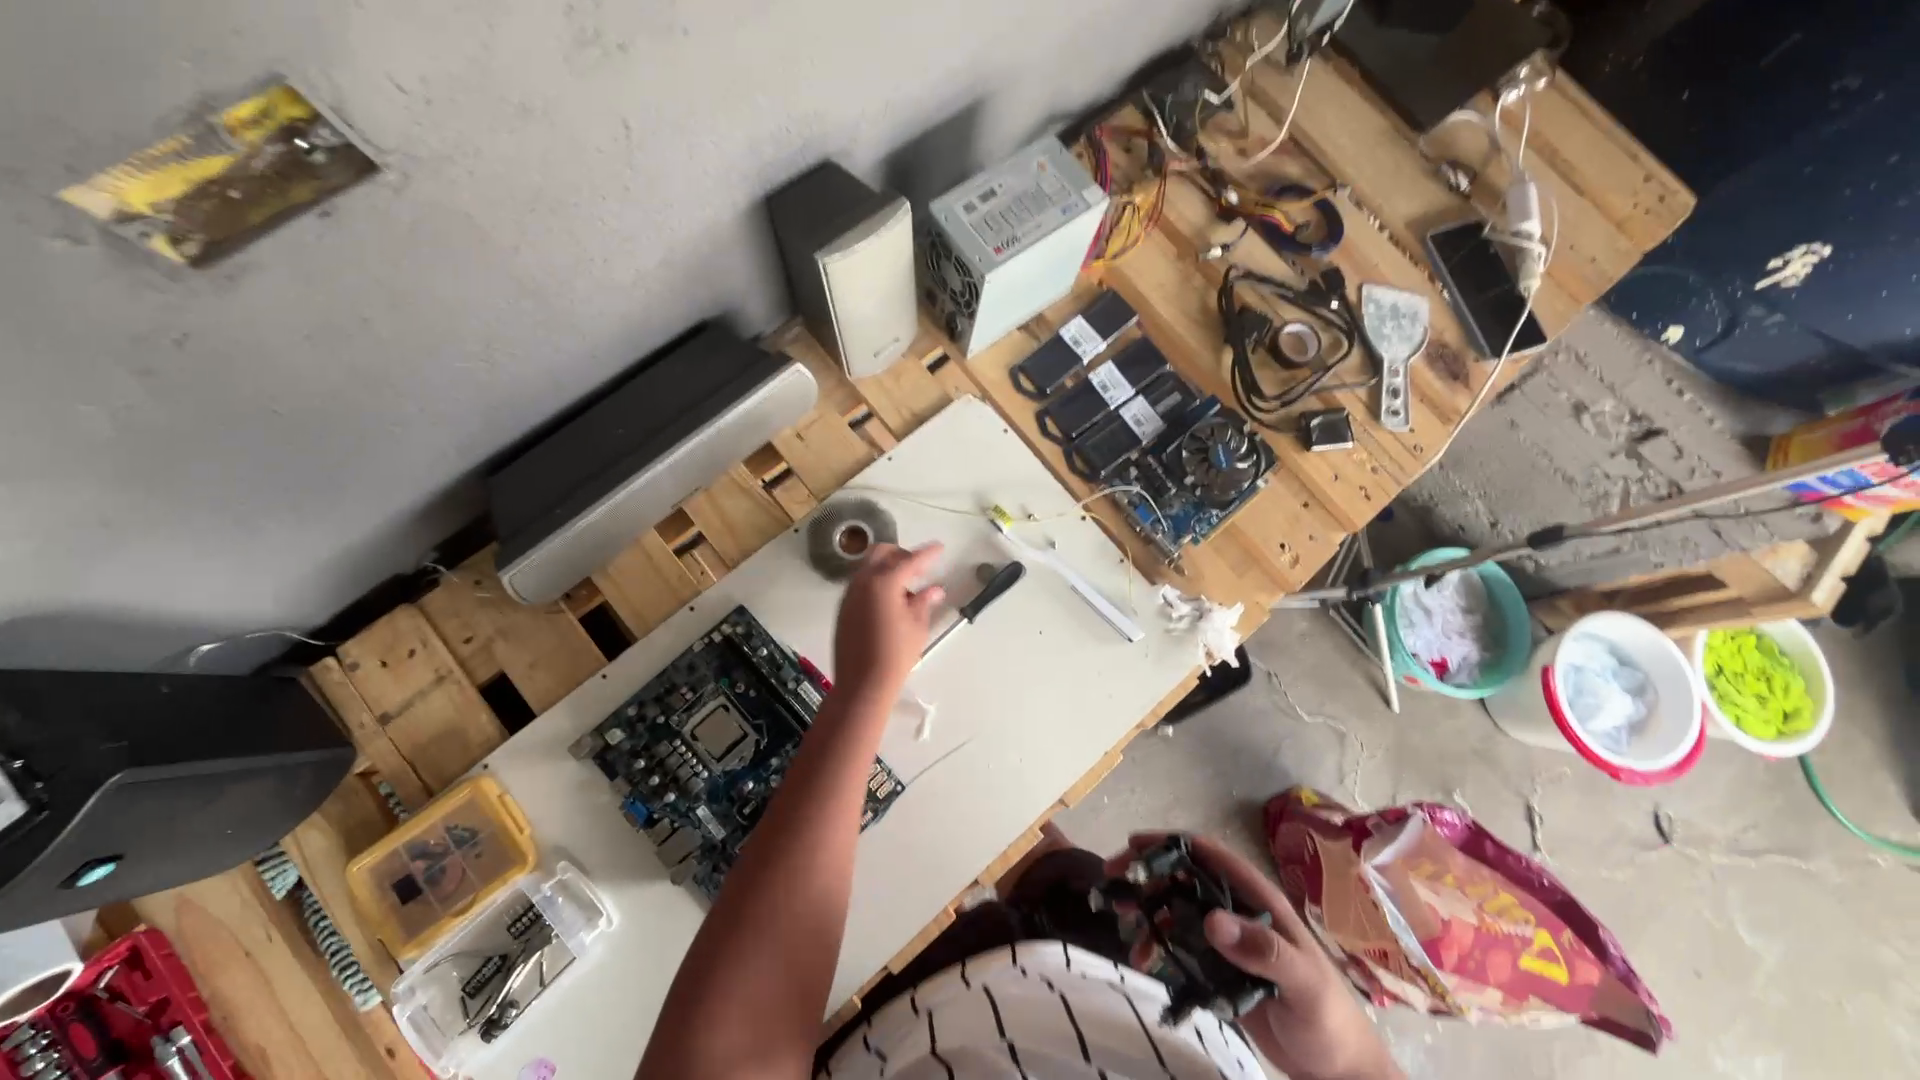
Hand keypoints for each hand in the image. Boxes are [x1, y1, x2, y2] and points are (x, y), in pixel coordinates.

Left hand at [832, 542, 944, 702]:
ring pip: (868, 567)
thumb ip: (925, 601)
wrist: (862, 683)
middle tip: (919, 569)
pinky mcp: (843, 608)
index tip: (939, 548)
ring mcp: (849, 594)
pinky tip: (890, 602)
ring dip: (888, 569)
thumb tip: (935, 590)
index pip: (910, 560)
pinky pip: (860, 584)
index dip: (927, 553)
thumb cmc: (895, 655)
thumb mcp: (917, 626)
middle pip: (882, 553)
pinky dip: (876, 583)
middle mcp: (862, 582)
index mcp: (884, 583)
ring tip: (907, 589)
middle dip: (902, 555)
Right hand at [1108, 834, 1401, 1079]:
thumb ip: (1263, 950)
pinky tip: (1143, 961)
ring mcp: (1228, 943)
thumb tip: (1211, 918)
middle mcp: (1240, 913)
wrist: (1338, 1071)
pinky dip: (1157, 948)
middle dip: (1148, 875)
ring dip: (1148, 911)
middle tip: (1112, 883)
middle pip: (1185, 879)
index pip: (1211, 857)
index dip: (1172, 844)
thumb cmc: (1329, 1020)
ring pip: (1177, 911)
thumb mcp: (1303, 983)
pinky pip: (1180, 950)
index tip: (1133, 845)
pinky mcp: (1218, 971)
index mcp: (1261, 902)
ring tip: (1124, 924)